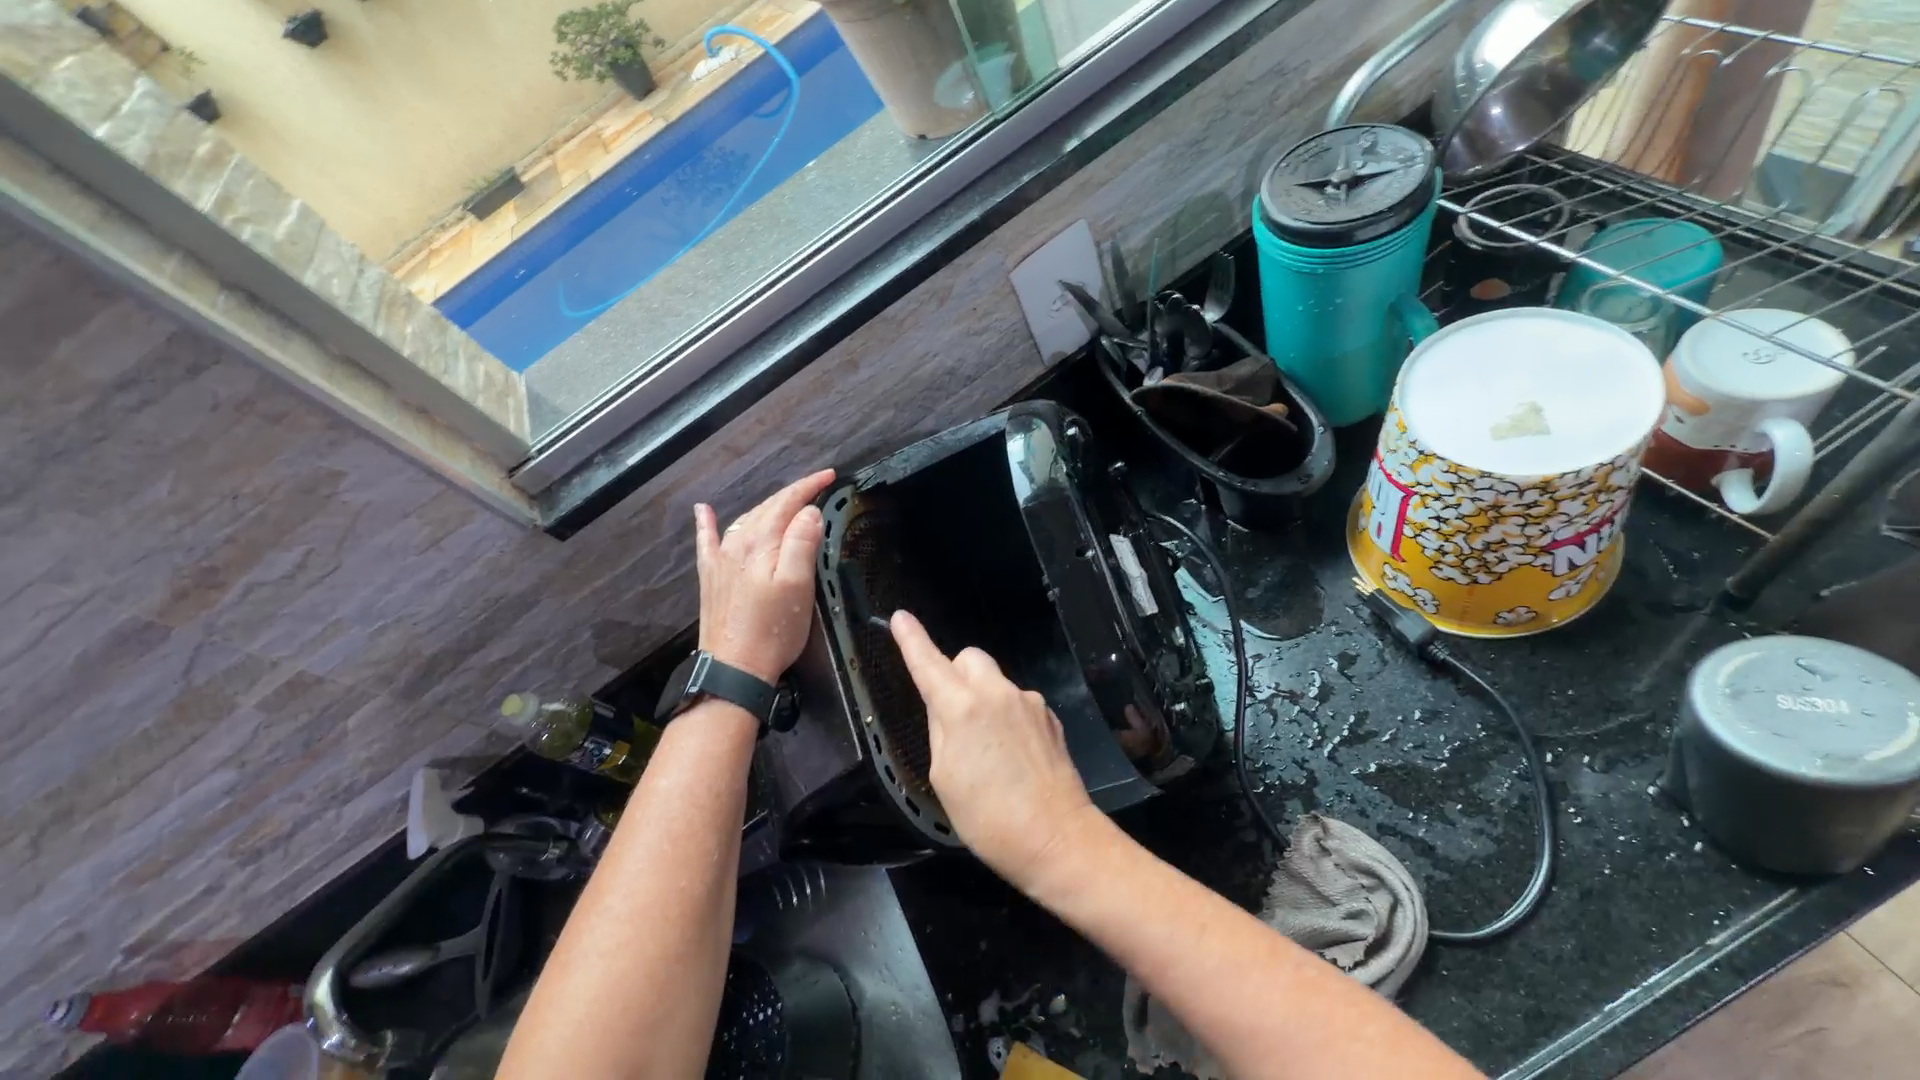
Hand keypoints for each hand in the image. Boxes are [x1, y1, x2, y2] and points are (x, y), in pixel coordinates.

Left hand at [694, 469, 835, 682]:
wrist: (734, 670)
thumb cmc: (774, 630)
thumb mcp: (798, 586)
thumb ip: (802, 543)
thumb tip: (808, 512)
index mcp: (761, 543)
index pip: (787, 503)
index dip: (809, 486)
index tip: (831, 476)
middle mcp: (737, 544)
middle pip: (767, 508)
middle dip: (793, 494)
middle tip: (818, 487)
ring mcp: (721, 560)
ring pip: (746, 520)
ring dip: (768, 506)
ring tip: (788, 501)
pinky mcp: (711, 578)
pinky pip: (707, 540)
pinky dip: (707, 522)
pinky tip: (704, 510)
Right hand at [889, 610, 1099, 891]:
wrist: (1057, 838)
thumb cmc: (988, 818)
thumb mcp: (944, 777)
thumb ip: (941, 731)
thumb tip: (945, 708)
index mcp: (962, 708)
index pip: (929, 663)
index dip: (911, 639)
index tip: (900, 618)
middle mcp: (998, 693)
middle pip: (968, 659)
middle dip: (954, 674)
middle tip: (949, 713)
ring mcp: (1029, 703)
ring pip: (995, 682)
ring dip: (983, 699)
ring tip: (985, 749)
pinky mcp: (1051, 718)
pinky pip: (1018, 703)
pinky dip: (1007, 716)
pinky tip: (1011, 756)